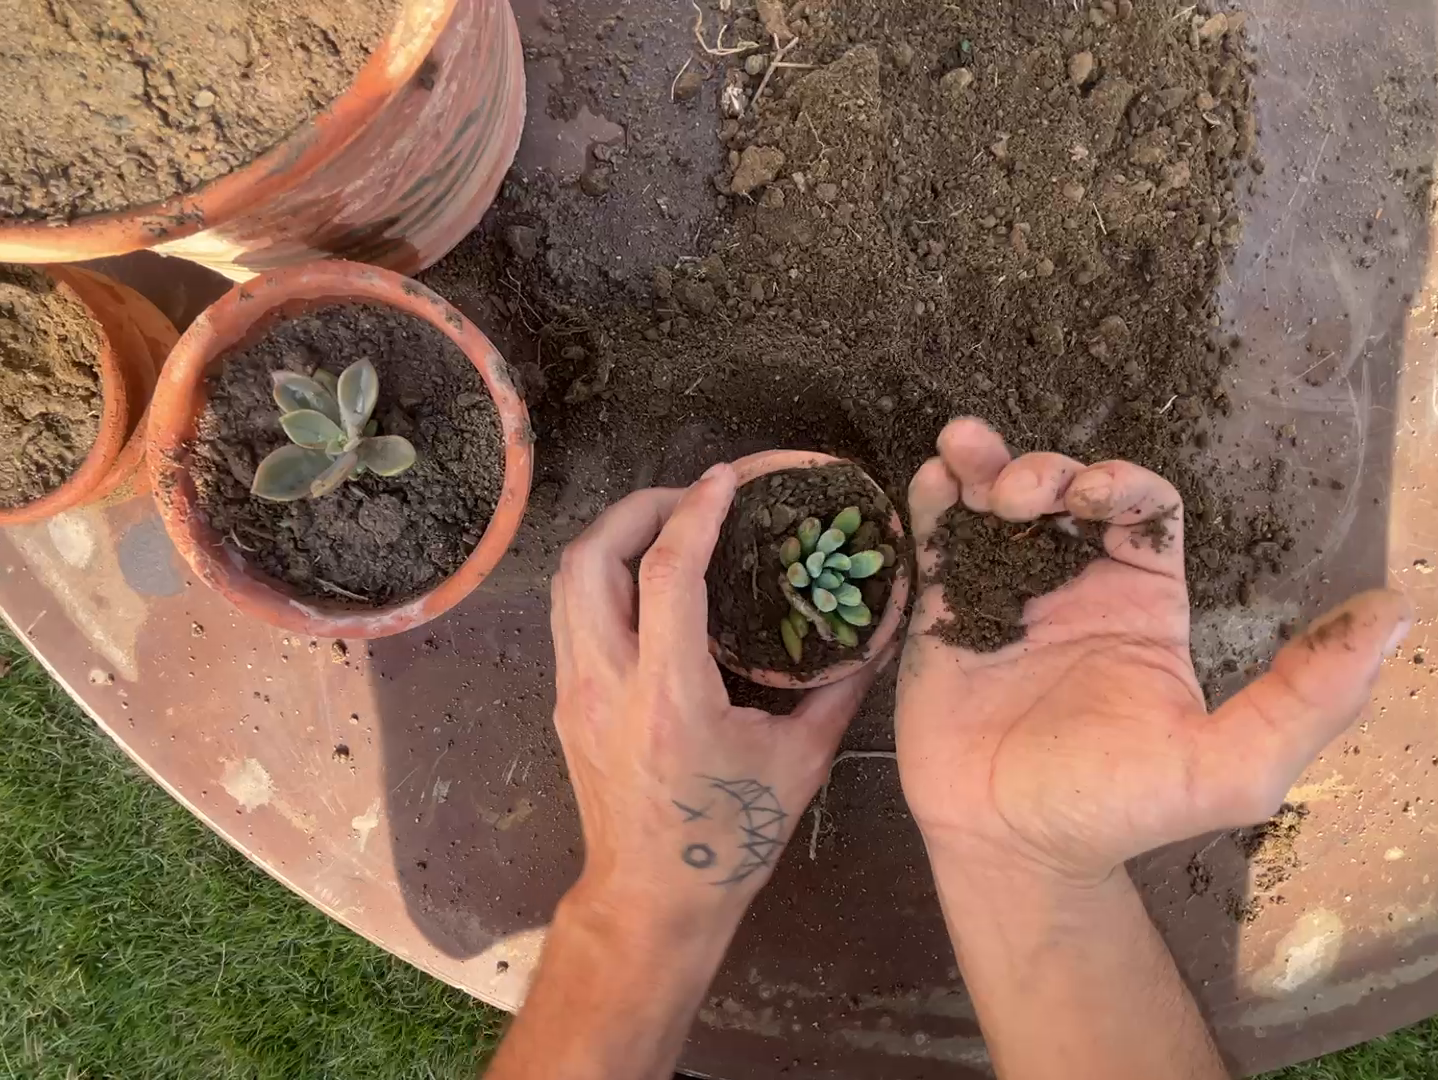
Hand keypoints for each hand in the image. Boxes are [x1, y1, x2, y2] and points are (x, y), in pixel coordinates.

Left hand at [550, 464, 882, 935]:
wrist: (649, 898)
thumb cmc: (728, 836)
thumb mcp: (799, 762)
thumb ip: (839, 689)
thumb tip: (875, 632)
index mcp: (669, 696)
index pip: (667, 574)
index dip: (695, 512)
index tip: (726, 478)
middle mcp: (606, 682)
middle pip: (591, 557)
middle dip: (638, 508)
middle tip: (691, 499)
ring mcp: (573, 689)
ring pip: (568, 579)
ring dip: (614, 535)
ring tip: (666, 525)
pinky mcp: (562, 697)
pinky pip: (569, 610)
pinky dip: (603, 572)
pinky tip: (643, 578)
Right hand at [896, 418, 1412, 885]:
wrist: (1007, 842)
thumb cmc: (1113, 807)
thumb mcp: (1227, 767)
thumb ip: (1308, 697)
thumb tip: (1398, 608)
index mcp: (1141, 603)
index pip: (1142, 511)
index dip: (1121, 484)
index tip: (1090, 496)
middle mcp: (1070, 585)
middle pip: (1061, 495)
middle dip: (1040, 471)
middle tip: (1015, 492)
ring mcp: (1000, 593)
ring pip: (994, 505)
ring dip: (983, 466)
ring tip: (961, 449)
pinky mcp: (941, 611)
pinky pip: (939, 544)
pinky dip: (932, 504)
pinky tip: (931, 478)